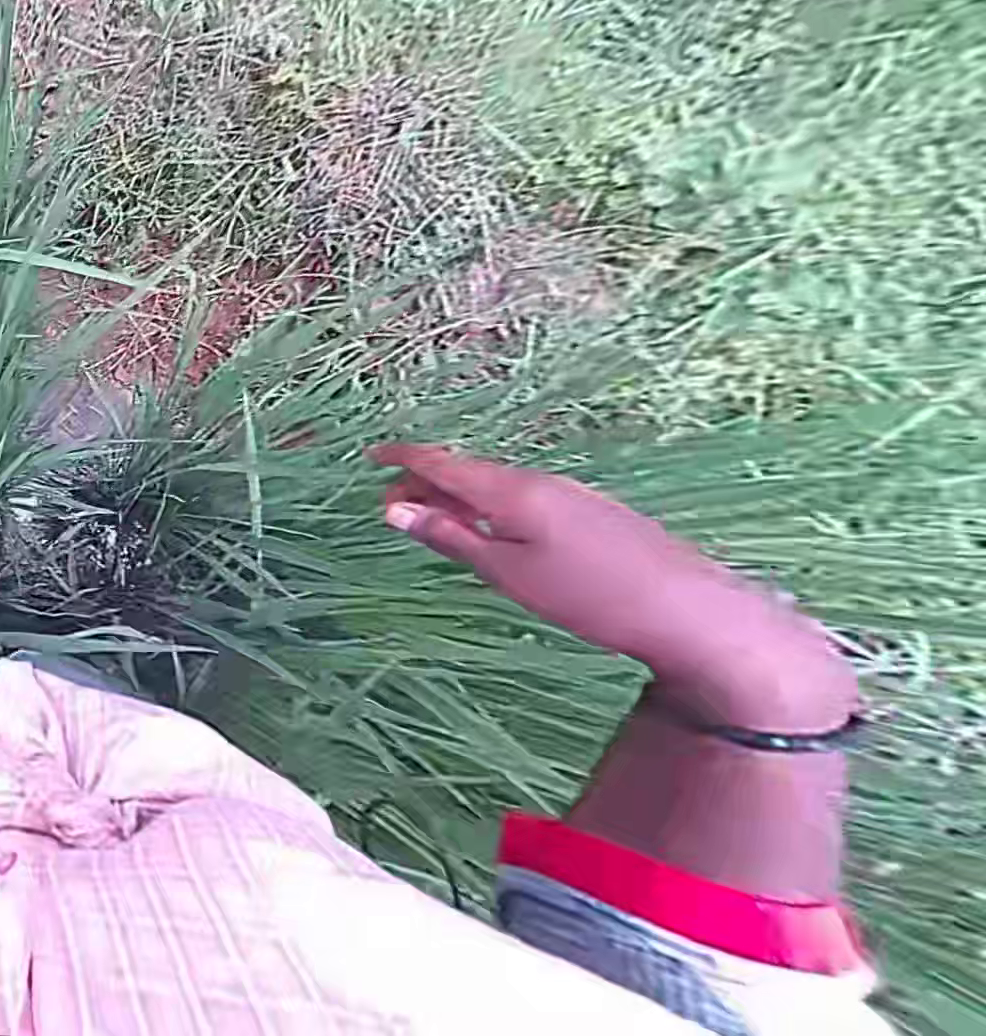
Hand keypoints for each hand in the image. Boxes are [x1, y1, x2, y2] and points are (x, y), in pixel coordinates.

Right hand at [371, 444, 855, 730]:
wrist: (698, 614)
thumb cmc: (586, 594)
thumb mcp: (504, 569)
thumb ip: (448, 535)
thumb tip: (394, 509)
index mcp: (512, 492)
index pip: (443, 463)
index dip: (403, 457)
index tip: (371, 455)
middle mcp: (538, 482)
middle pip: (466, 472)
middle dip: (423, 483)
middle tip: (392, 510)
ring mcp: (568, 494)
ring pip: (493, 485)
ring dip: (454, 497)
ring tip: (431, 522)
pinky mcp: (588, 511)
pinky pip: (519, 496)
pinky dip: (485, 506)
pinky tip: (486, 530)